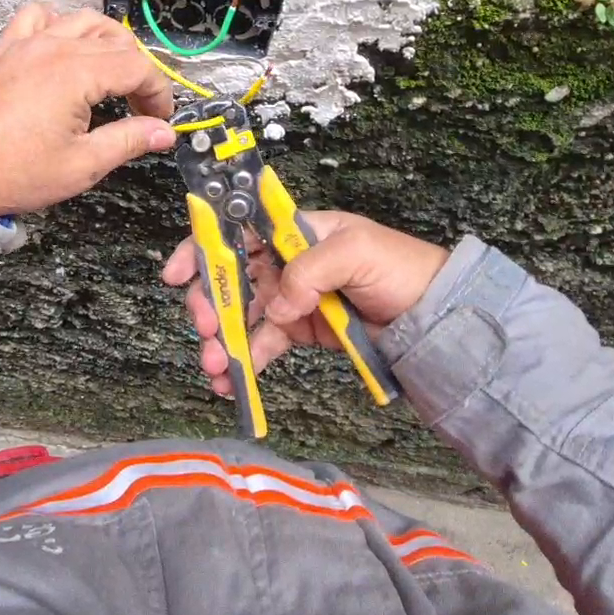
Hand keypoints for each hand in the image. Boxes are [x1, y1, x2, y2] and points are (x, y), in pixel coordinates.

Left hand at [0, 3, 177, 216]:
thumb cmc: (11, 174)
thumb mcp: (81, 165)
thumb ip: (128, 141)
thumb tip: (163, 132)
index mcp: (75, 73)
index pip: (137, 66)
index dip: (158, 91)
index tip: (160, 117)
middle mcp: (52, 47)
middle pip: (115, 41)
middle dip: (137, 72)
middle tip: (139, 108)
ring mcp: (24, 43)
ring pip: (82, 20)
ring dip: (106, 43)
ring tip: (110, 76)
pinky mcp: (3, 49)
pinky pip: (38, 17)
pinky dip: (59, 25)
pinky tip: (62, 50)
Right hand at [160, 211, 448, 395]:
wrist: (437, 318)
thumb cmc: (400, 268)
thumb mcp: (357, 252)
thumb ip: (310, 270)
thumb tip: (276, 306)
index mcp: (292, 230)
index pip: (235, 230)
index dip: (201, 247)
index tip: (176, 274)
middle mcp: (283, 261)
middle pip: (228, 276)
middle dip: (207, 302)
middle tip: (203, 329)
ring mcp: (290, 298)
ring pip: (240, 314)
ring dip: (221, 339)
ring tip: (215, 366)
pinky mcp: (299, 331)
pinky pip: (262, 344)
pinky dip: (245, 363)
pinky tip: (232, 384)